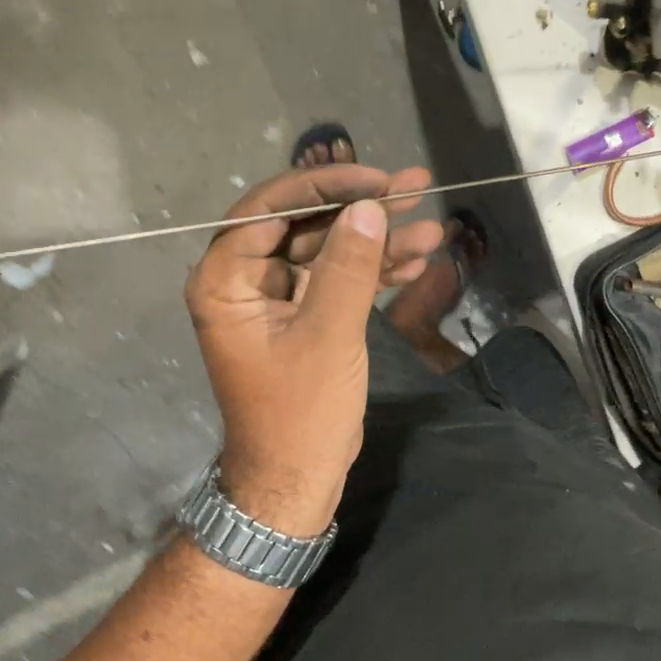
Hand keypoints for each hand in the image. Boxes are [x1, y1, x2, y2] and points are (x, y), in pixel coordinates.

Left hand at [185, 164, 443, 533]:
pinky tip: (419, 260)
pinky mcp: (307, 318)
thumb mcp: (328, 337)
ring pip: (331, 250)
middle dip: (362, 207)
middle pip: (307, 224)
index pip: (270, 209)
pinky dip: (377, 271)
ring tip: (433, 224)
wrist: (296, 478)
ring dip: (380, 239)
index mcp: (227, 281)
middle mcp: (247, 281)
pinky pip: (341, 280)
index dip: (324, 186)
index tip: (376, 181)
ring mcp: (279, 300)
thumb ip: (348, 269)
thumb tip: (369, 206)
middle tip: (415, 185)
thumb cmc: (300, 412)